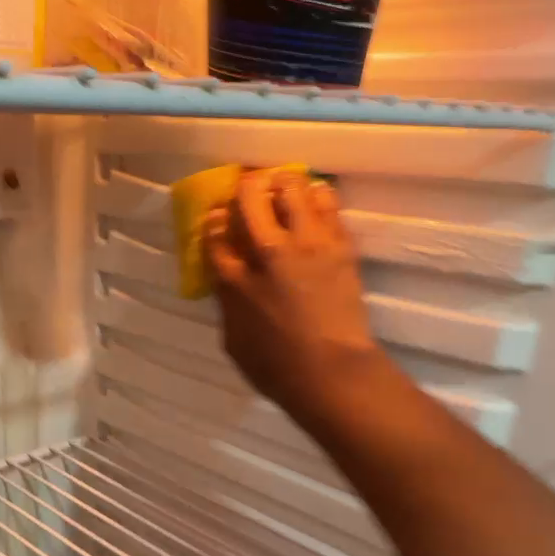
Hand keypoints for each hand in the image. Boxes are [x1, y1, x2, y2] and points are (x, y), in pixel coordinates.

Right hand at [205, 168, 386, 422]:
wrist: (332, 371)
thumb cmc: (277, 369)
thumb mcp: (234, 343)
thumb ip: (228, 304)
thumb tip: (228, 281)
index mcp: (233, 281)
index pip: (215, 233)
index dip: (215, 220)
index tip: (219, 219)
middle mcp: (267, 252)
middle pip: (250, 195)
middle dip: (247, 188)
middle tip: (252, 194)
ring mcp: (306, 243)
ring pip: (291, 184)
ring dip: (283, 183)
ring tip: (285, 194)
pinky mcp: (339, 243)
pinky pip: (327, 200)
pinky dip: (316, 197)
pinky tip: (314, 208)